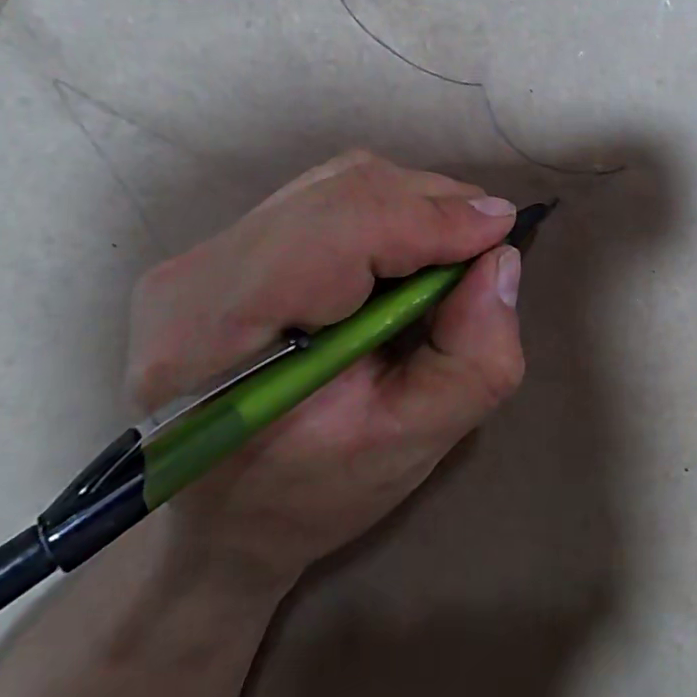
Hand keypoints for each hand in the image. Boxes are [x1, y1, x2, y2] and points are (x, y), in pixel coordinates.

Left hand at [125, 151, 526, 581]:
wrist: (223, 514)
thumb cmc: (309, 497)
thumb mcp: (407, 448)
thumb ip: (471, 360)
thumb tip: (501, 260)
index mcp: (213, 335)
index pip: (333, 232)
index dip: (426, 220)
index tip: (501, 231)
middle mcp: (195, 272)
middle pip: (340, 190)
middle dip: (432, 206)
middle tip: (488, 242)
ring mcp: (205, 249)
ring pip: (337, 181)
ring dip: (412, 205)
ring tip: (452, 250)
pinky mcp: (228, 244)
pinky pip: (326, 195)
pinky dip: (385, 211)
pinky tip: (407, 253)